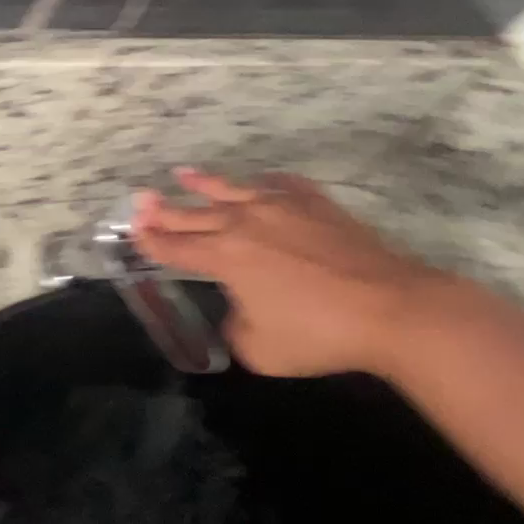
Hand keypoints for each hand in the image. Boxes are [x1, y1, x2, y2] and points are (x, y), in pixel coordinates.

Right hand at [132, 169, 458, 376]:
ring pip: (231, 190)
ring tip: (182, 173)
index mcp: (226, 256)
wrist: (390, 307)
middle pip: (195, 214)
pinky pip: (279, 185)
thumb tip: (238, 312)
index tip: (134, 229)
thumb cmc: (319, 334)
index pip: (178, 247)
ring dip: (203, 183)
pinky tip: (258, 182)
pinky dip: (261, 183)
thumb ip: (236, 328)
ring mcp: (281, 207)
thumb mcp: (261, 350)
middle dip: (164, 208)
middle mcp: (244, 223)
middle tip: (141, 198)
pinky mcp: (314, 203)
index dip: (152, 240)